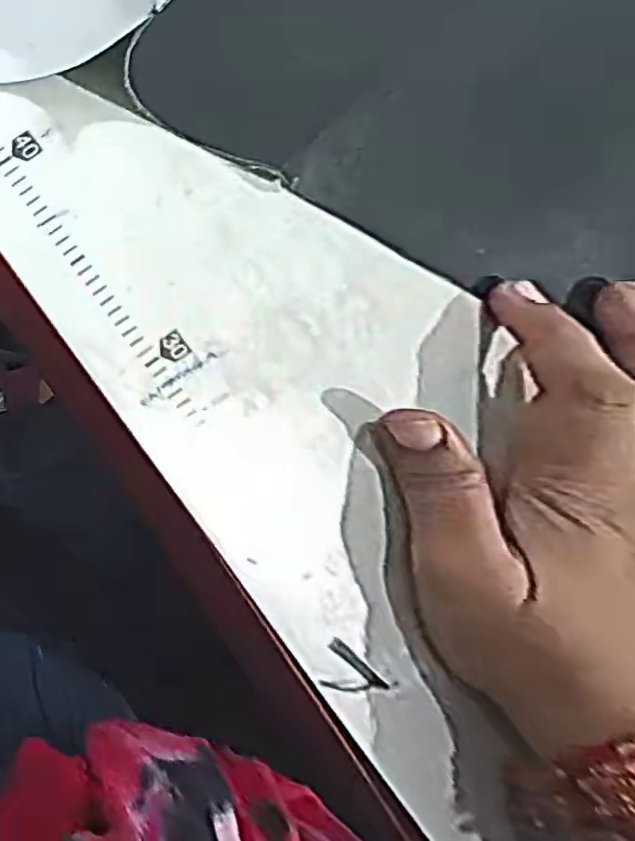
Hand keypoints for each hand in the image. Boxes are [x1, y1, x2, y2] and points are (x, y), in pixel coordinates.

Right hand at [375, 280, 634, 757]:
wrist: (620, 729)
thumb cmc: (536, 651)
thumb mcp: (461, 572)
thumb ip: (439, 493)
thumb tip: (411, 421)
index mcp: (584, 492)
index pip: (580, 392)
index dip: (550, 339)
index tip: (516, 302)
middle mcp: (633, 493)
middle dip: (620, 338)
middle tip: (605, 293)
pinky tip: (631, 409)